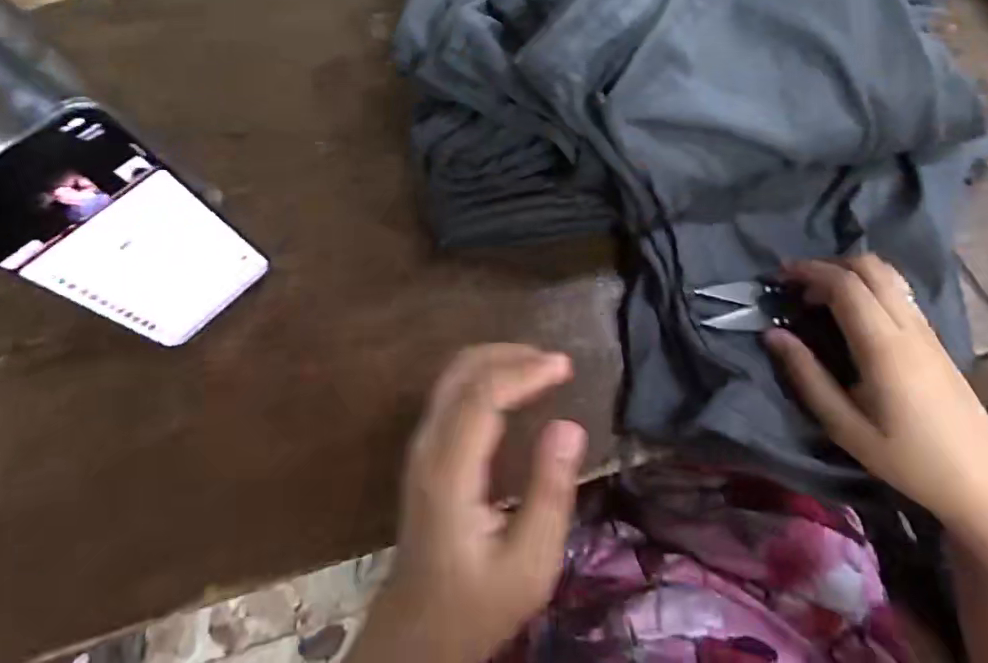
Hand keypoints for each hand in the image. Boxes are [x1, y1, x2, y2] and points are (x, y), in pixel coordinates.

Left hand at [351, 345, 586, 662]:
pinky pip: (452, 392)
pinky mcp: (424, 452)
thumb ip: (550, 494)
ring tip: (541, 367)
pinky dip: (485, 375)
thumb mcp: (530, 564)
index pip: (482, 396)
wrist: (418, 631)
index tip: (564, 366)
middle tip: (556, 362)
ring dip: (497, 361)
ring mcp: (421, 447)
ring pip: (452, 377)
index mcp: (449, 473)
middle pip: (462, 373)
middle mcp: (427, 448)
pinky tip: (513, 386)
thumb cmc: (479, 602)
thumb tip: (569, 426)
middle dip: (511, 355)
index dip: (524, 372)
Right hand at [766, 257, 987, 539]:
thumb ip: (807, 376)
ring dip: (850, 271)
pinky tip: (853, 312)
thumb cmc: (909, 461)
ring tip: (821, 295)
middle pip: (869, 267)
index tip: (779, 278)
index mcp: (884, 346)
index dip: (809, 271)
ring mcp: (927, 331)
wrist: (984, 485)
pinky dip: (868, 285)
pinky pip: (899, 292)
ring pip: (888, 275)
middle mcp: (908, 327)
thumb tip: (773, 334)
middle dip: (828, 264)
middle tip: (797, 283)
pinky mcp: (935, 340)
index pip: (845, 284)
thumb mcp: (846, 428)